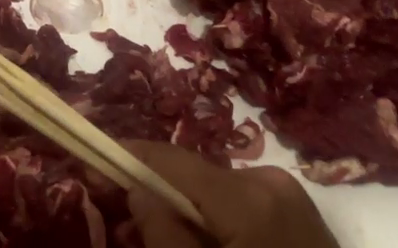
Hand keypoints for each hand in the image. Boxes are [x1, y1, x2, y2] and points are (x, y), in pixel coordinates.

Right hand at [123, 141, 340, 247]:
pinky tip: (210, 247)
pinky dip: (218, 221)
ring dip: (189, 212)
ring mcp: (291, 195)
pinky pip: (242, 204)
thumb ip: (166, 237)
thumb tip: (138, 191)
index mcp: (247, 198)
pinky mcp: (303, 214)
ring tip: (173, 242)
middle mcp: (269, 181)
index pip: (171, 160)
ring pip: (216, 190)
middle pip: (193, 176)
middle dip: (159, 196)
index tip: (95, 160)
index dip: (129, 158)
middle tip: (130, 226)